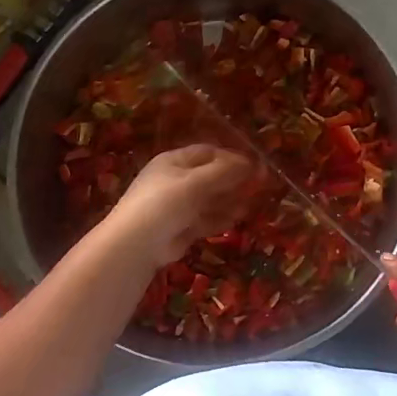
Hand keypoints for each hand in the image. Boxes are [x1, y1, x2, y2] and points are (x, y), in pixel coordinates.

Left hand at [104, 145, 254, 265]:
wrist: (138, 242)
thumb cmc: (165, 202)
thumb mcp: (195, 182)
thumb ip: (224, 172)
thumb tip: (251, 163)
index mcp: (174, 161)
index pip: (208, 153)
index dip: (231, 158)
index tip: (255, 167)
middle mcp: (176, 180)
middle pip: (210, 176)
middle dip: (233, 181)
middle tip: (259, 187)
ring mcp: (178, 205)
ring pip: (210, 199)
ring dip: (229, 201)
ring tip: (250, 204)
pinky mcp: (182, 228)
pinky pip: (205, 219)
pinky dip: (220, 218)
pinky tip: (235, 220)